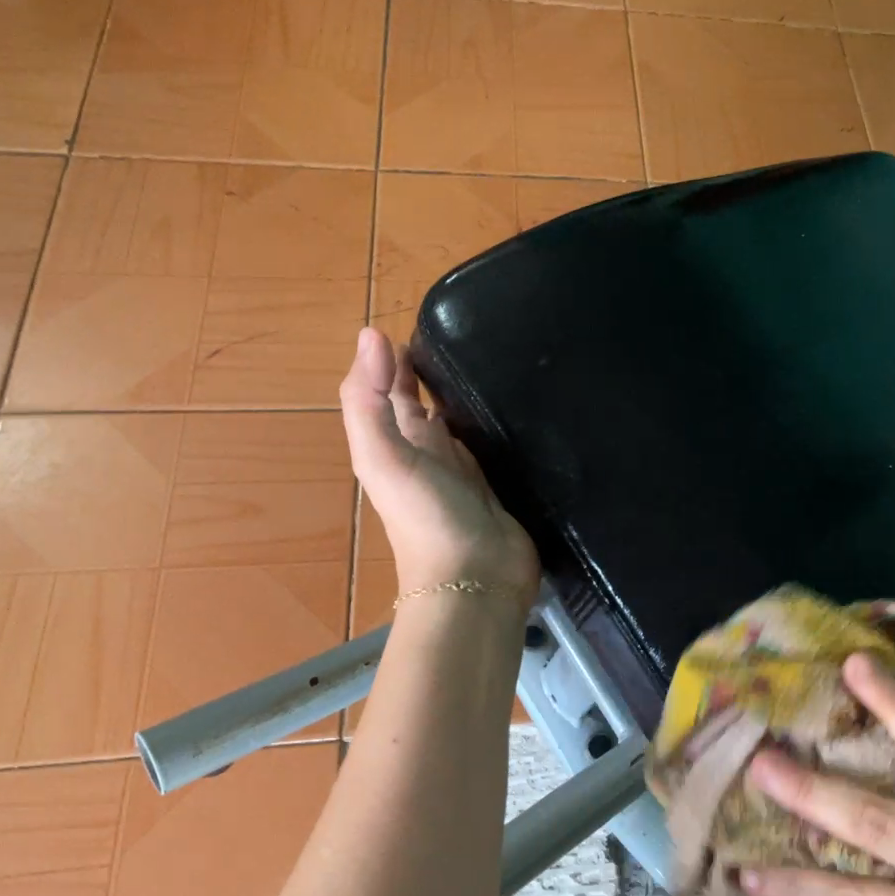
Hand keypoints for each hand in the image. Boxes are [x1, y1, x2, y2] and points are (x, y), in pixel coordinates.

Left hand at [340, 328, 538, 604]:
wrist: (476, 579)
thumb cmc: (427, 518)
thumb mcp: (384, 457)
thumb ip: (368, 400)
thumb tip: (371, 333)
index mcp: (397, 440)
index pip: (390, 385)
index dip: (399, 354)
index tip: (433, 316)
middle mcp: (430, 449)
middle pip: (430, 397)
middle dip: (441, 365)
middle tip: (478, 326)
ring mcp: (469, 467)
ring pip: (467, 416)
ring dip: (476, 389)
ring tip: (506, 351)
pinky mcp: (503, 481)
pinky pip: (499, 440)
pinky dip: (505, 418)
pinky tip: (526, 399)